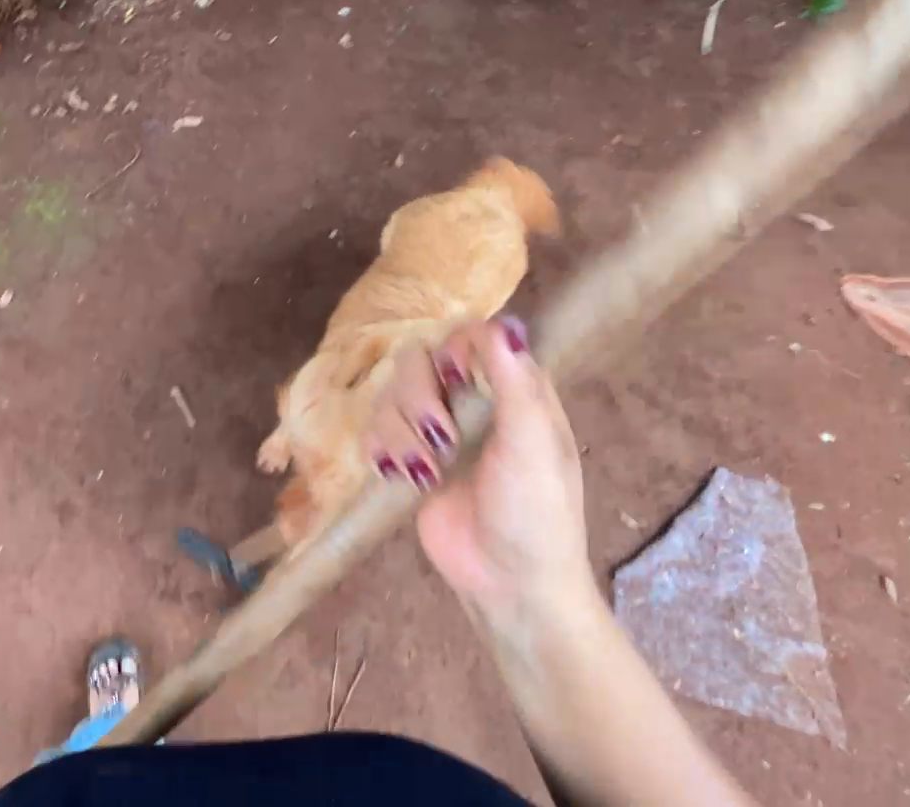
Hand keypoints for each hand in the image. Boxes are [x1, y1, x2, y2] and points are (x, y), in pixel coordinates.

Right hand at [367, 318, 597, 632]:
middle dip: (418, 398)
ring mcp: (436, 431)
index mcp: (514, 394)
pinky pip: (374, 429)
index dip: (454, 350)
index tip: (454, 378)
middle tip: (437, 438)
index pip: (473, 338)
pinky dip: (379, 448)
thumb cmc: (534, 516)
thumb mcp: (532, 449)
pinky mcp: (408, 458)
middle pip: (419, 361)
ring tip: (420, 470)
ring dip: (398, 431)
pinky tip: (396, 475)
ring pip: (391, 395)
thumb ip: (516, 386)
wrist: (506, 585)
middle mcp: (471, 403)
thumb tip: (505, 324)